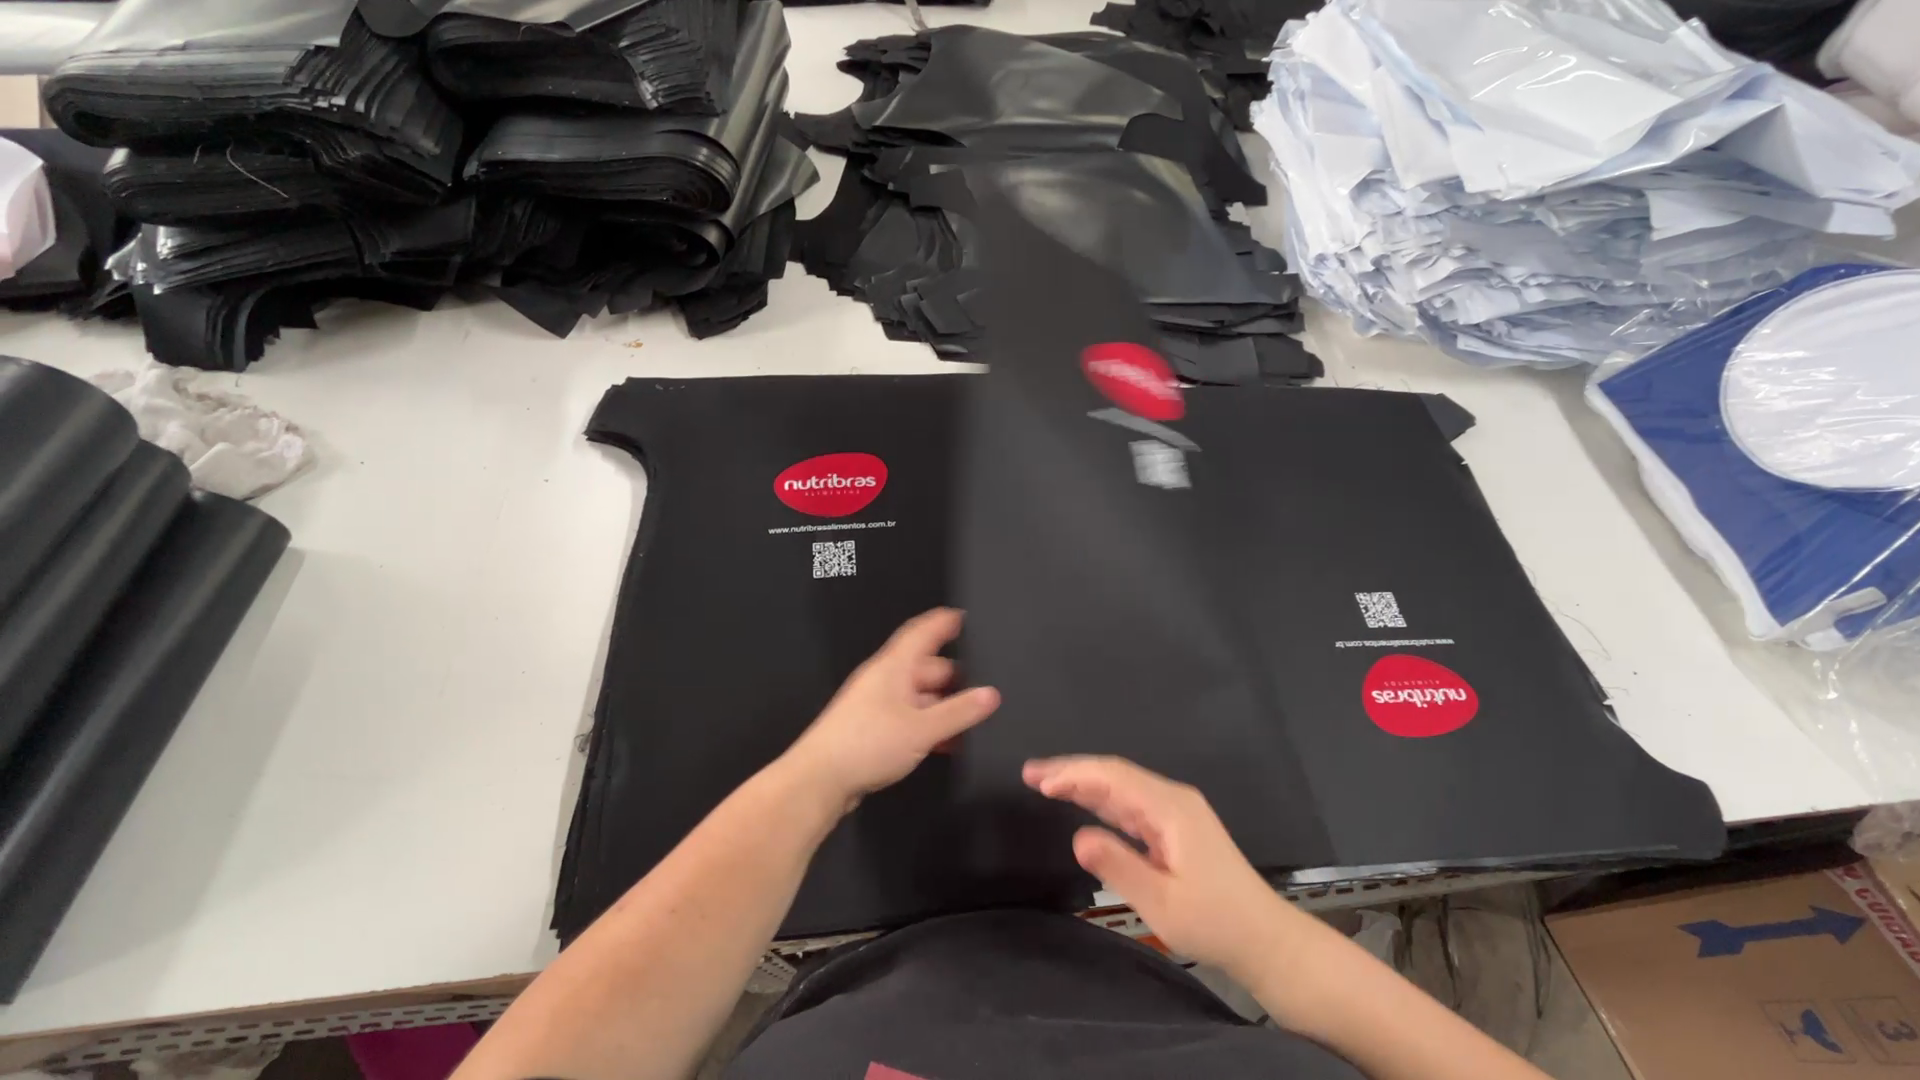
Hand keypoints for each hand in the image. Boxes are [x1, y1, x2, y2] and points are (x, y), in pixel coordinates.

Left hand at [783, 609, 999, 812]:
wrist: (819, 781)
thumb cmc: (867, 743)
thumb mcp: (921, 729)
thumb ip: (959, 712)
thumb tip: (992, 694)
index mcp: (894, 666)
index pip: (923, 631)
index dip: (945, 622)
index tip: (969, 617)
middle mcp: (885, 680)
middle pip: (926, 666)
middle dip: (956, 674)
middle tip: (990, 684)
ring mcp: (878, 705)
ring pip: (920, 696)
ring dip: (945, 706)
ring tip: (977, 718)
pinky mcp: (875, 730)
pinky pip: (911, 719)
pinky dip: (931, 726)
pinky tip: (951, 743)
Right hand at [1024, 755, 1309, 974]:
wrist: (1265, 939)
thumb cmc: (1215, 923)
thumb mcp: (1162, 902)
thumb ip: (1118, 866)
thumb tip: (1077, 837)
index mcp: (1171, 809)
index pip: (1113, 777)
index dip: (1073, 774)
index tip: (1038, 782)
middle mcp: (1174, 800)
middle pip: (1115, 774)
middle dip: (1071, 771)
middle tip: (1029, 773)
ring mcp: (1176, 812)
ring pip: (1122, 787)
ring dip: (1083, 783)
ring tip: (1044, 783)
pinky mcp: (1176, 828)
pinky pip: (1131, 804)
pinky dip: (1101, 800)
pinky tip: (1081, 803)